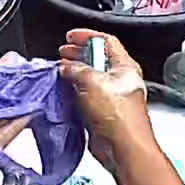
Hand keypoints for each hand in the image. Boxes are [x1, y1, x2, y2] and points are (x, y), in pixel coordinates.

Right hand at [57, 29, 156, 168]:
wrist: (123, 148)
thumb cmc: (118, 115)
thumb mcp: (93, 82)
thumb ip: (76, 69)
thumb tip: (66, 67)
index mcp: (124, 67)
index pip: (106, 41)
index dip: (87, 36)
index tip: (71, 36)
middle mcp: (119, 80)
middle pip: (97, 59)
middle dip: (78, 54)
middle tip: (63, 53)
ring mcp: (111, 97)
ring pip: (90, 79)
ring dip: (74, 74)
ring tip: (60, 72)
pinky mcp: (102, 113)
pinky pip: (86, 97)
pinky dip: (74, 92)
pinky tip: (64, 92)